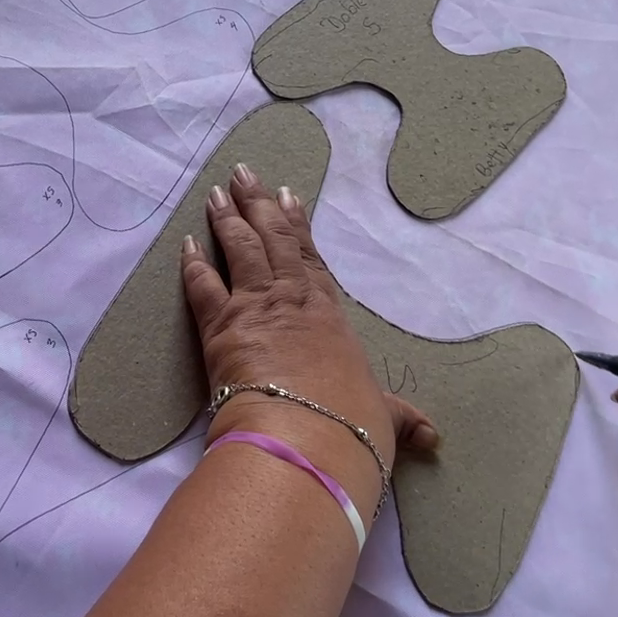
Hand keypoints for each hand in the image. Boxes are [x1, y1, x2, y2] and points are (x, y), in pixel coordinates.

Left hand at [181, 163, 438, 527]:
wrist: (307, 442)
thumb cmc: (350, 430)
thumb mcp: (382, 419)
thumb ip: (399, 417)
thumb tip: (432, 436)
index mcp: (327, 315)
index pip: (310, 260)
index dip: (298, 226)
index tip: (288, 196)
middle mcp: (291, 300)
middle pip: (273, 240)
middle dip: (259, 204)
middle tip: (244, 174)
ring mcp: (254, 307)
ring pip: (239, 249)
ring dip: (227, 218)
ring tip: (217, 191)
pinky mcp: (220, 325)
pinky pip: (202, 284)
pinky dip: (193, 263)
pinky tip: (186, 243)